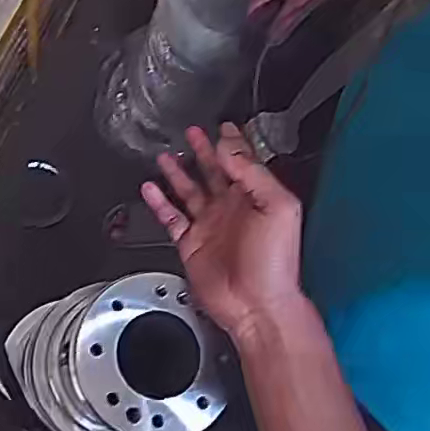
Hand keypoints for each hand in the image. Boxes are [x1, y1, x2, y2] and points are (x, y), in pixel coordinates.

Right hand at [140, 124, 307, 342]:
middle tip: (193, 133)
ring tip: (166, 155)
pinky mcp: (191, 245)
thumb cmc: (275, 264)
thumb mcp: (278, 207)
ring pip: (189, 191)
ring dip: (178, 172)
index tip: (223, 125)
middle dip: (203, 150)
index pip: (241, 161)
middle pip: (213, 171)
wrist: (256, 305)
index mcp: (254, 197)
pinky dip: (159, 203)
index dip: (232, 141)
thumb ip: (253, 174)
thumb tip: (229, 149)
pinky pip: (171, 218)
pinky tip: (151, 189)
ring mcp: (210, 227)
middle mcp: (231, 210)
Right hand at [247, 0, 372, 41]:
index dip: (255, 27)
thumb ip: (285, 22)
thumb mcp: (303, 1)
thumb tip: (271, 40)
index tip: (262, 43)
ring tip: (294, 21)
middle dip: (270, 16)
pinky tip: (310, 0)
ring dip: (285, 4)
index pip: (252, 8)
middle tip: (279, 35)